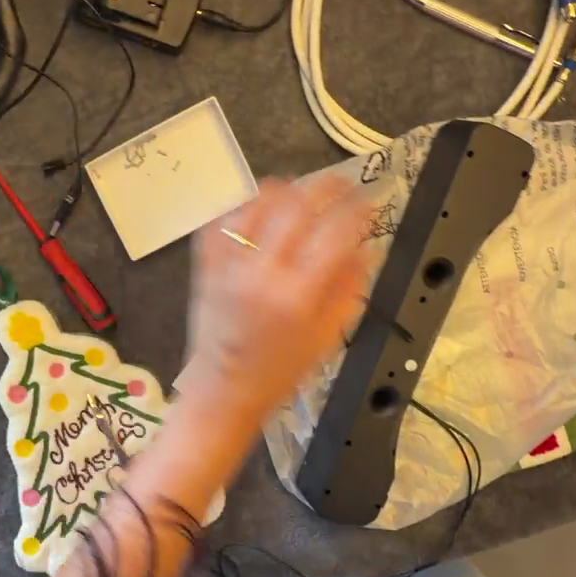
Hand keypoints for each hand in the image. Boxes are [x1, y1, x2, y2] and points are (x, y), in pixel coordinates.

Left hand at [183, 175, 370, 424]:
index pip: (336, 230)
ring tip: (301, 195)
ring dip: (286, 190)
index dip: (359, 207)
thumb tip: (366, 247)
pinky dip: (245, 206)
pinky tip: (260, 210)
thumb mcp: (327, 338)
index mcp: (298, 295)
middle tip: (341, 186)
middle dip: (327, 186)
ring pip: (259, 202)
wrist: (223, 390)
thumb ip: (349, 289)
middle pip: (298, 203)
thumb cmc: (279, 371)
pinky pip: (224, 218)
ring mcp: (229, 265)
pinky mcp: (206, 264)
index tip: (369, 200)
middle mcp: (262, 272)